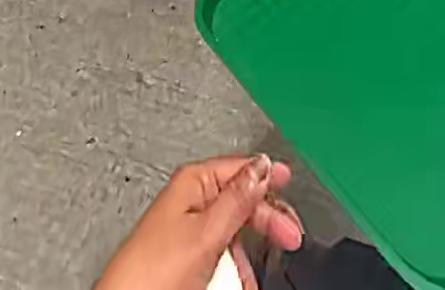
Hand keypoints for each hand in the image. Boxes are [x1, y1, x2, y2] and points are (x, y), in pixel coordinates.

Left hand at [96, 154, 304, 289]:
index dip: (266, 175)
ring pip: (233, 234)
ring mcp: (190, 231)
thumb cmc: (154, 270)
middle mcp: (192, 201)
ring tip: (253, 275)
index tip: (288, 179)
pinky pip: (221, 256)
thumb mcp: (206, 232)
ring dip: (248, 254)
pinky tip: (238, 282)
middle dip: (266, 219)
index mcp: (194, 182)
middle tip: (290, 234)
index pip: (239, 169)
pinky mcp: (188, 257)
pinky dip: (234, 269)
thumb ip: (237, 198)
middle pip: (240, 200)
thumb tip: (261, 165)